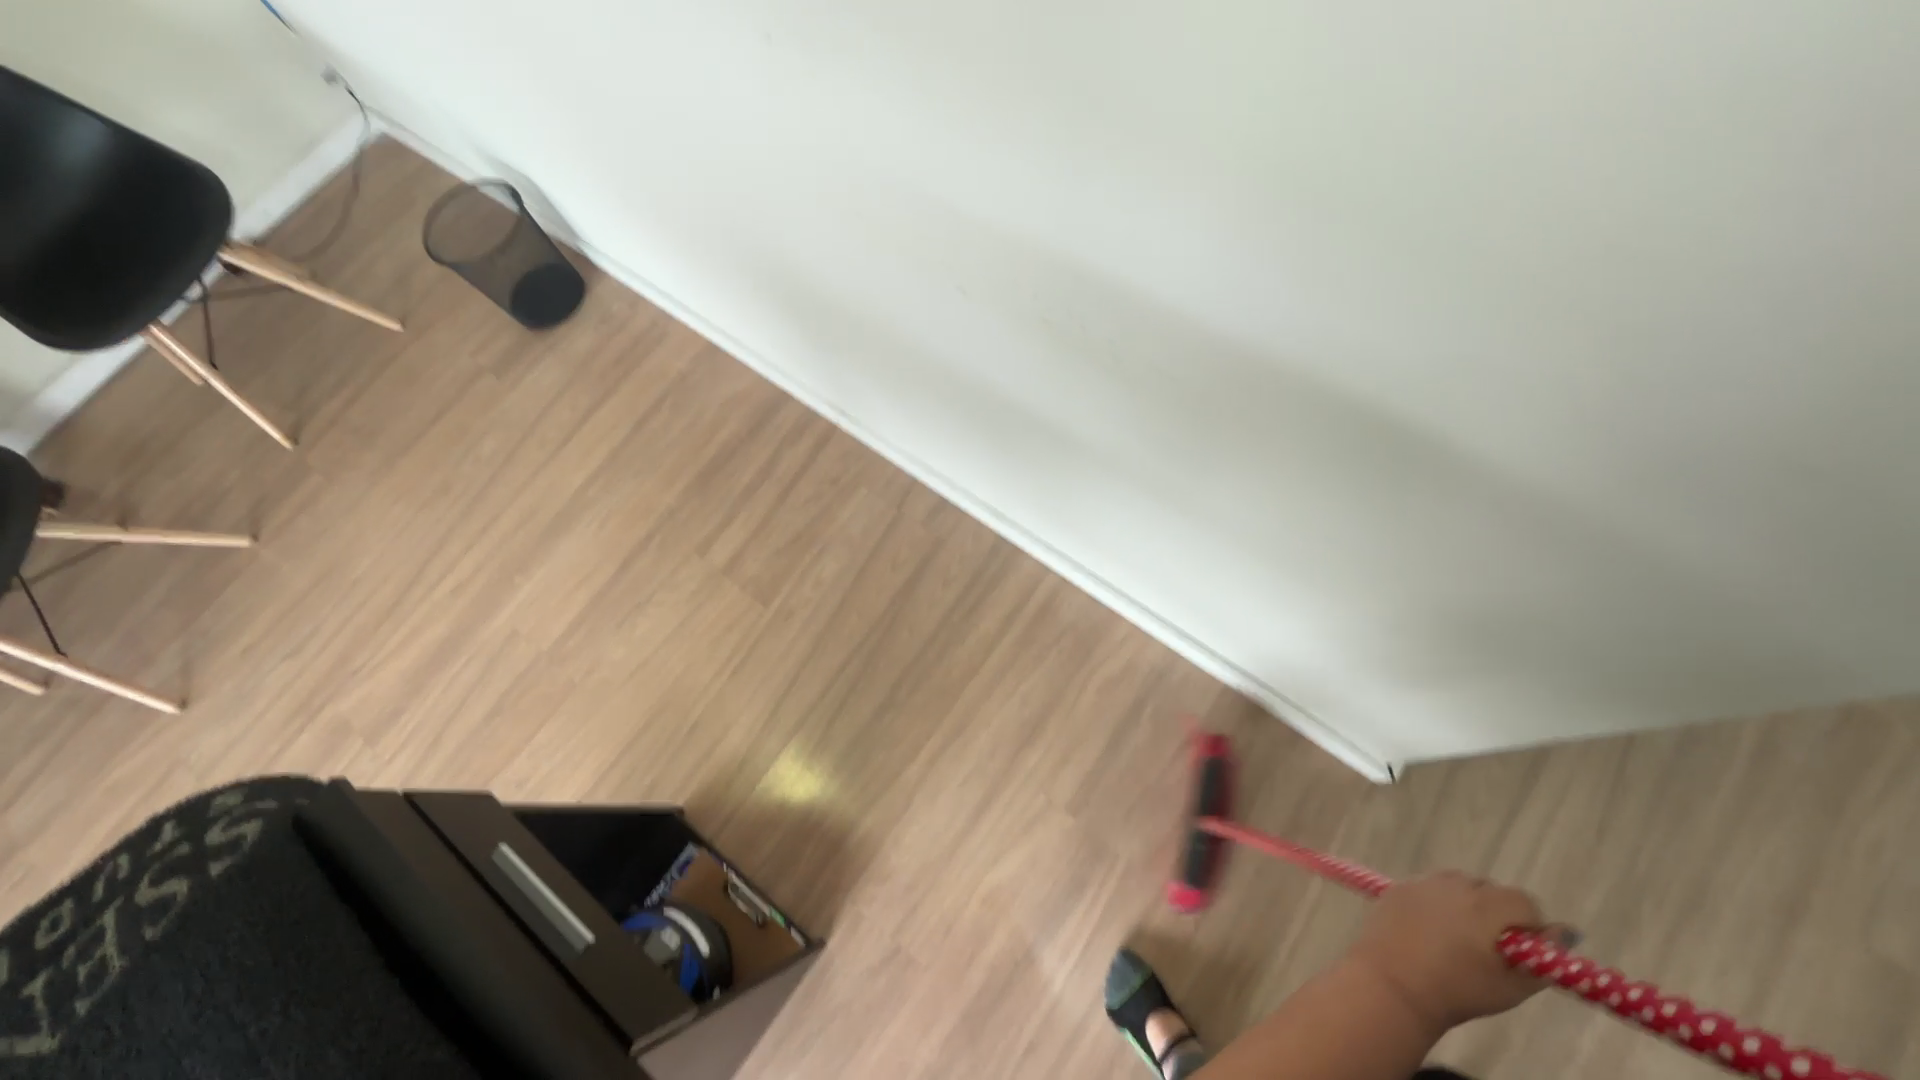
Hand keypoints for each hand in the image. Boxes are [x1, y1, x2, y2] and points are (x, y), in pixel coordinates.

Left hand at [1343, 871, 1571, 1029]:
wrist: (1391, 985)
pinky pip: (1427, 889)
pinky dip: (1435, 904)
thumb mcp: (1512, 986)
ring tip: (1454, 941)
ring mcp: (1421, 882)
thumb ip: (1545, 959)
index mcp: (1486, 904)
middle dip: (1496, 915)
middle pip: (1489, 890)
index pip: (1524, 902)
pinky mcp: (1397, 887)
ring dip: (1465, 905)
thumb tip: (1566, 933)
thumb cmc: (1456, 990)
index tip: (1519, 952)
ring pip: (1457, 886)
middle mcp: (1454, 884)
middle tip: (1485, 949)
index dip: (1529, 927)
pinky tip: (1427, 932)